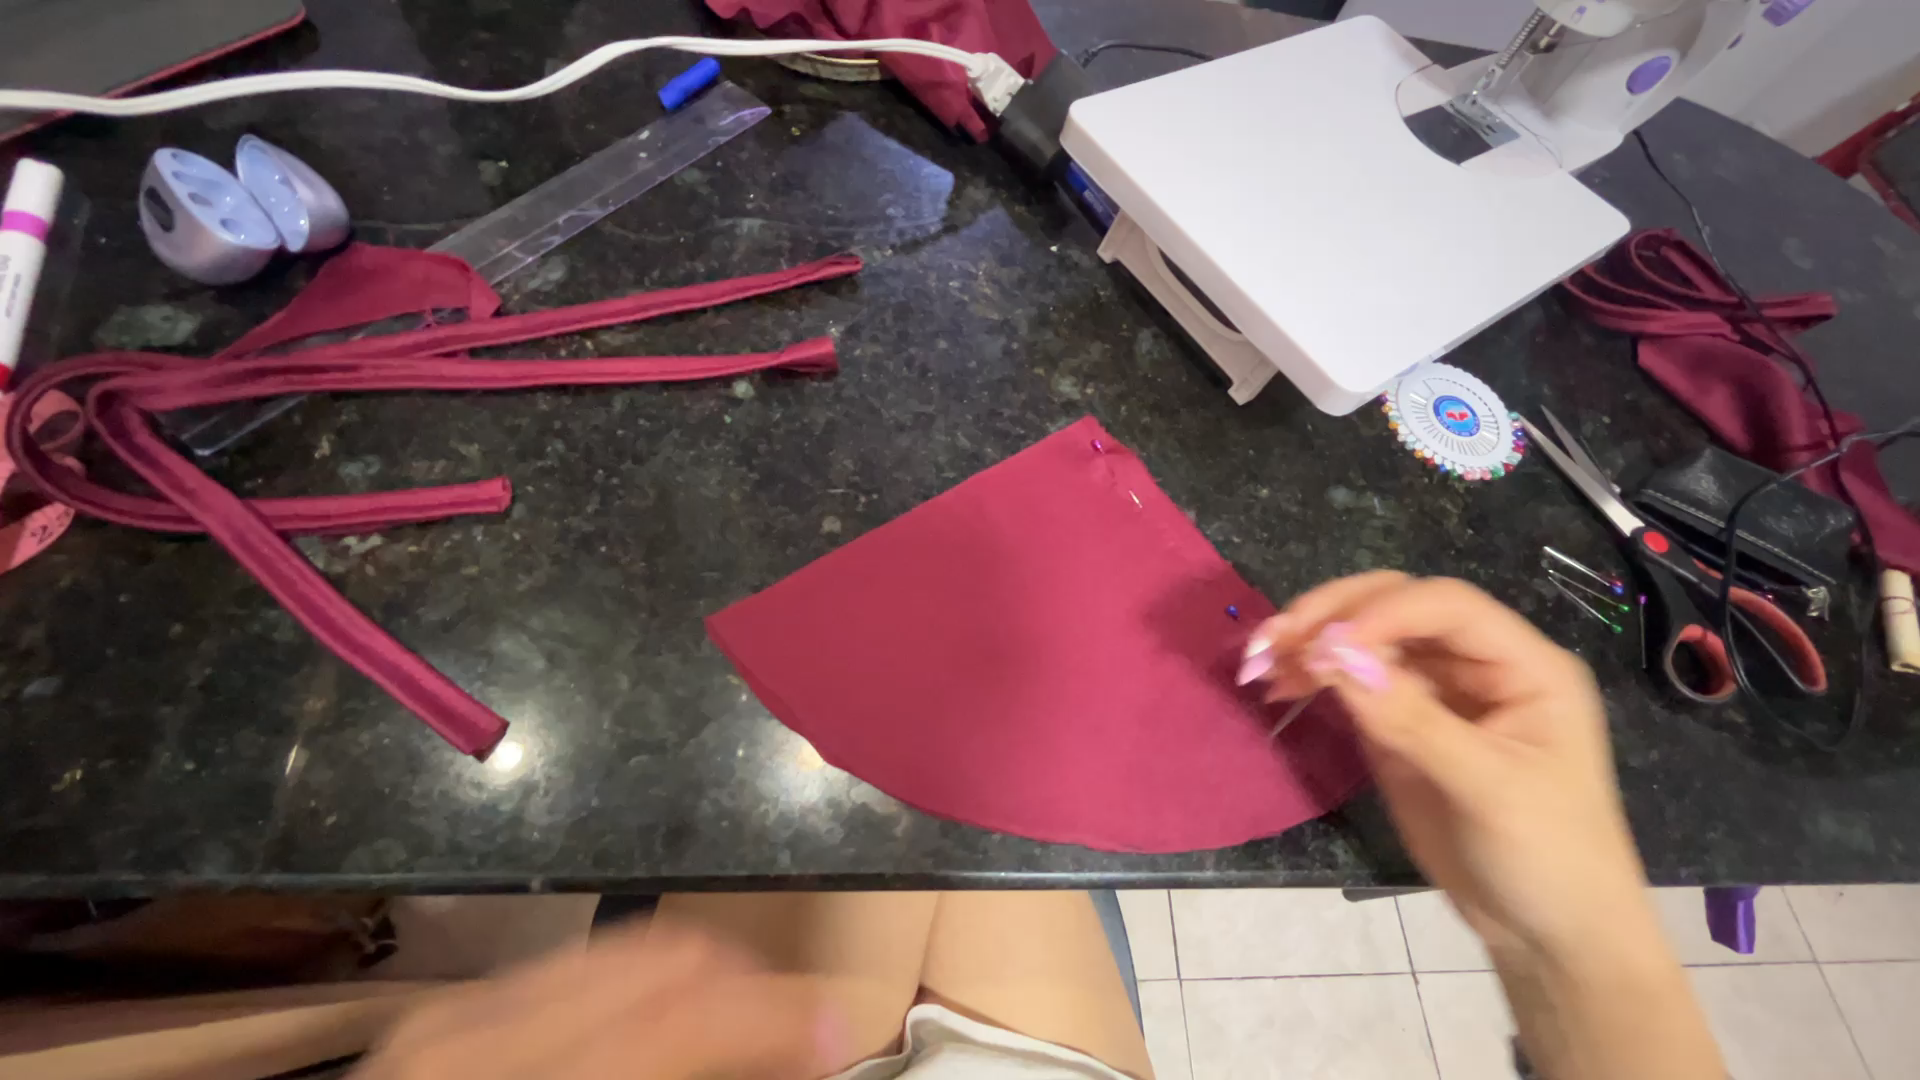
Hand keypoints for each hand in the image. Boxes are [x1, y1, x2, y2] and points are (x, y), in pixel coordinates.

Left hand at [355, 922, 842, 1079]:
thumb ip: (691, 1065)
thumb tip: (784, 1055)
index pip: (685, 1016)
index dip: (778, 1019)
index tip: (838, 1032)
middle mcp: (484, 1031)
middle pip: (670, 957)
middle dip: (751, 986)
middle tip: (794, 1030)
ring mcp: (459, 1009)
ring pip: (635, 946)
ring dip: (707, 975)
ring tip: (742, 1017)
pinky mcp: (451, 1007)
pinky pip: (585, 963)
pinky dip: (648, 981)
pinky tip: (669, 1017)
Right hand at [1242, 572, 1653, 960]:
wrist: (1543, 930)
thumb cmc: (1546, 856)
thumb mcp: (1487, 787)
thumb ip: (1410, 719)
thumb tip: (1330, 657)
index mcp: (1523, 665)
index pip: (1445, 606)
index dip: (1382, 613)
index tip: (1324, 645)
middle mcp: (1474, 663)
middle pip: (1394, 605)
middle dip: (1332, 614)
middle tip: (1277, 638)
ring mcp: (1431, 689)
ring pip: (1362, 638)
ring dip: (1310, 641)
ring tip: (1263, 662)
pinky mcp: (1394, 719)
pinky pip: (1346, 679)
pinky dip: (1310, 675)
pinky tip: (1279, 685)